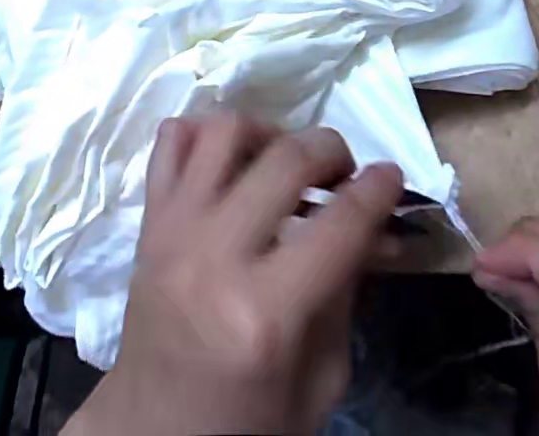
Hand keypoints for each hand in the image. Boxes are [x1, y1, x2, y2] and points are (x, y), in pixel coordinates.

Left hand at [64, 116, 403, 435]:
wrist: (153, 432)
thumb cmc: (247, 422)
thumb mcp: (321, 377)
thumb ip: (347, 292)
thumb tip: (377, 228)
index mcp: (264, 313)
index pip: (338, 225)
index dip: (377, 191)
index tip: (391, 174)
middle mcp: (214, 255)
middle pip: (284, 160)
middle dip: (330, 150)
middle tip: (344, 170)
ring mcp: (172, 228)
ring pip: (221, 132)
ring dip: (266, 132)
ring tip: (284, 159)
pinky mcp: (147, 219)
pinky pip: (170, 141)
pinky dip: (203, 133)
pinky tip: (229, 157)